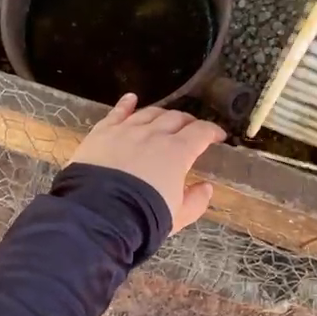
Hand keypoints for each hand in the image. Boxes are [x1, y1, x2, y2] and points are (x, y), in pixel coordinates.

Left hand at [68, 94, 225, 233]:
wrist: (99, 213)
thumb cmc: (143, 217)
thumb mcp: (178, 216)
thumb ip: (196, 201)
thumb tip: (206, 187)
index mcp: (177, 152)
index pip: (201, 132)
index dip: (212, 131)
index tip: (218, 136)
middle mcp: (153, 134)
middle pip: (175, 118)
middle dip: (188, 122)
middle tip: (191, 129)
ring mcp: (126, 130)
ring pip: (149, 114)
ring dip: (161, 114)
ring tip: (166, 119)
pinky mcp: (102, 133)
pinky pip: (117, 113)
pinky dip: (126, 104)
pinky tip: (130, 98)